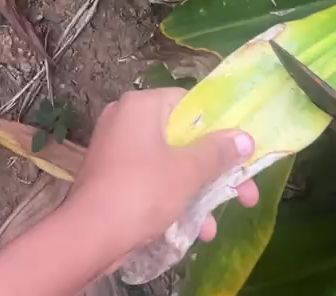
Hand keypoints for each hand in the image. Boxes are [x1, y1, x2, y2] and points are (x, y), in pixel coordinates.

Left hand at [60, 88, 258, 256]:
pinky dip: (171, 197)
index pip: (187, 103)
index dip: (217, 126)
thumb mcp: (187, 172)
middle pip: (181, 137)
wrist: (90, 233)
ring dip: (195, 191)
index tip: (240, 149)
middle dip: (214, 170)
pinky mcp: (112, 173)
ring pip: (168, 162)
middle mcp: (126, 117)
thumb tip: (244, 137)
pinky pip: (150, 177)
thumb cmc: (142, 191)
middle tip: (244, 192)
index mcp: (141, 105)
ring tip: (213, 226)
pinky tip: (193, 230)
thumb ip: (218, 152)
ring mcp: (116, 146)